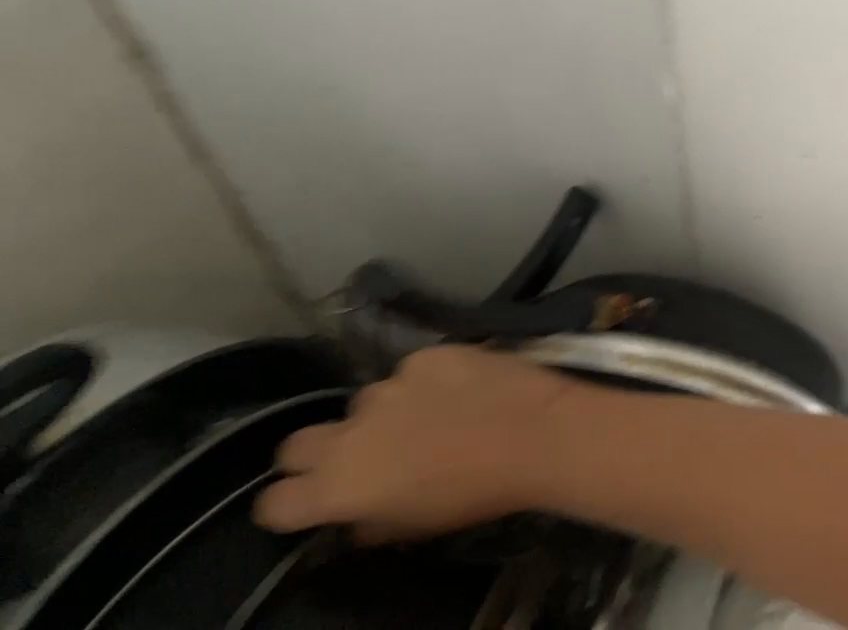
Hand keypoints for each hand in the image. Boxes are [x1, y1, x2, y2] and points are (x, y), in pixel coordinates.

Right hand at [254, 345, 574, 542]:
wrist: (538, 433)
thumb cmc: (479, 492)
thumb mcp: (416, 525)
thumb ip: (370, 521)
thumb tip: (356, 515)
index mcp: (337, 487)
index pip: (275, 502)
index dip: (294, 502)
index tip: (314, 499)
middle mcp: (348, 434)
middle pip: (299, 443)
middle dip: (321, 450)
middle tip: (367, 453)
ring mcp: (387, 386)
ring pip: (366, 401)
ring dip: (387, 411)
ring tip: (436, 415)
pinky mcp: (427, 355)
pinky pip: (415, 370)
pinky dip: (431, 379)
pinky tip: (466, 386)